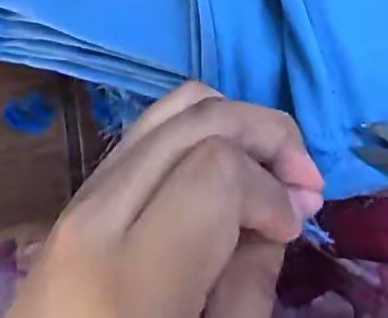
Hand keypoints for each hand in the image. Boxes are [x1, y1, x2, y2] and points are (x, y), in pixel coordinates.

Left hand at [7, 83, 324, 317]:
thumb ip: (250, 280)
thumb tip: (285, 206)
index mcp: (127, 276)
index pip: (214, 169)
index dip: (268, 188)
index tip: (294, 227)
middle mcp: (97, 214)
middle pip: (197, 118)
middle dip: (264, 133)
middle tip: (305, 178)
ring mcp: (82, 194)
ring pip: (174, 107)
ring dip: (236, 121)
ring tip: (272, 165)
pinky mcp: (82, 191)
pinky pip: (152, 129)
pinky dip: (203, 129)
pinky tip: (229, 165)